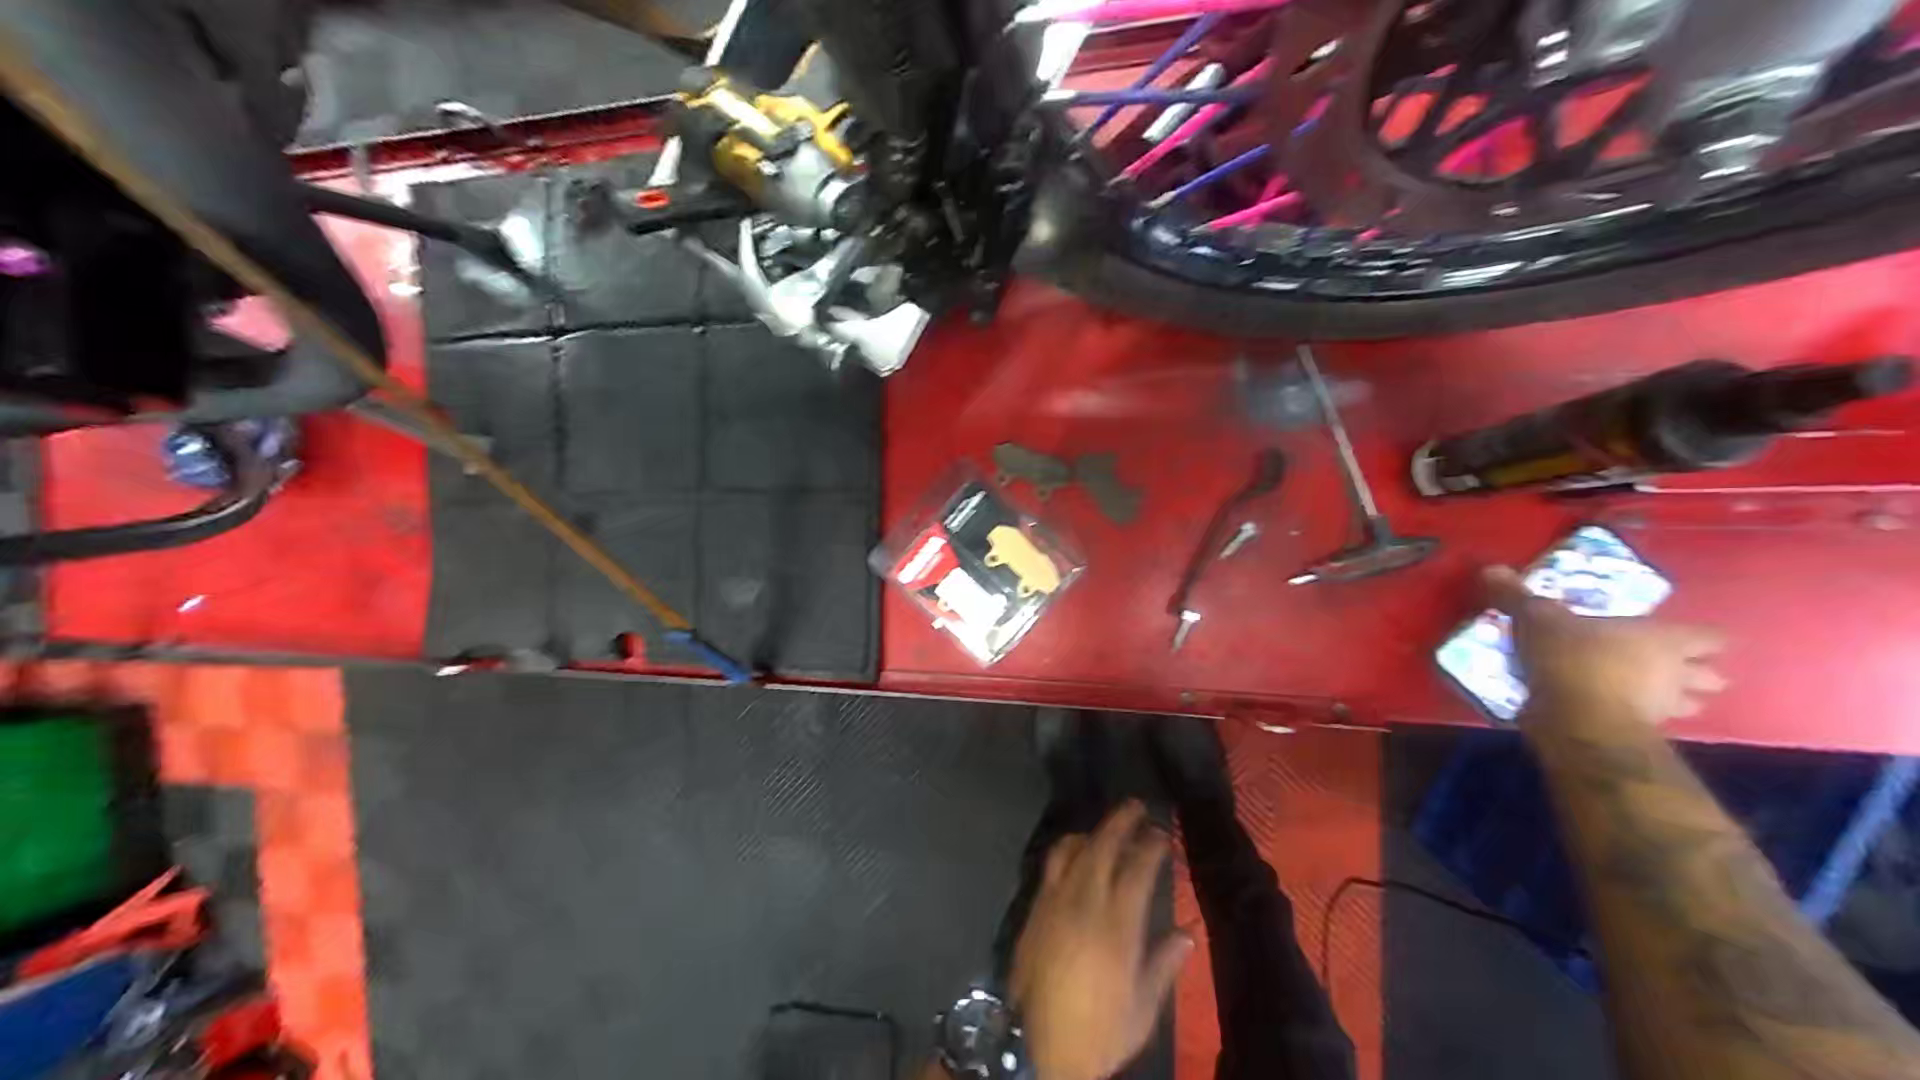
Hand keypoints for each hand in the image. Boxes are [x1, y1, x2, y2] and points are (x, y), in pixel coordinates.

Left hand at [1010, 801, 1192, 1079]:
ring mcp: (1055, 902)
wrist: (1036, 1047)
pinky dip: (1067, 849)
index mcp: (1117, 926)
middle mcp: (1084, 903)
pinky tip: (1075, 852)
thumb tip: (1186, 933)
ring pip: (1072, 849)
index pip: (1137, 870)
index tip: (1162, 833)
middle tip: (1135, 806)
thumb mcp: (1142, 1008)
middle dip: (1120, 821)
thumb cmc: (1099, 1030)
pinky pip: (1051, 865)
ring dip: (1092, 832)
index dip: (1151, 846)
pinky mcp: (1034, 909)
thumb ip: (1163, 965)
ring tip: (1106, 829)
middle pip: (1102, 847)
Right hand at [1483, 565, 1727, 728]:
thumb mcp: (1536, 619)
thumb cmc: (1571, 658)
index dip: (1698, 638)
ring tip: (1641, 693)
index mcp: (1662, 639)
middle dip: (1695, 673)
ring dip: (1671, 700)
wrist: (1576, 718)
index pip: (1711, 637)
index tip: (1676, 637)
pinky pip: (1648, 725)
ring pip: (1688, 705)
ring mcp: (1663, 708)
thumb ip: (1517, 597)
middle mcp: (1676, 673)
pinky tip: (1610, 713)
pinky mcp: (1639, 735)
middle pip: (1710, 676)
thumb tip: (1492, 568)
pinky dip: (1636, 720)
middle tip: (1665, 668)